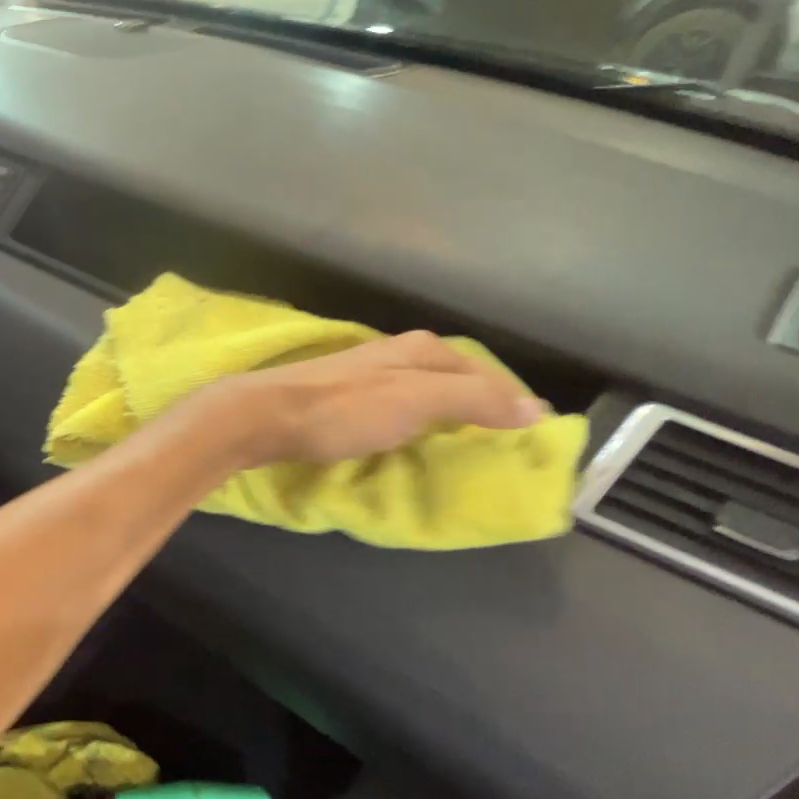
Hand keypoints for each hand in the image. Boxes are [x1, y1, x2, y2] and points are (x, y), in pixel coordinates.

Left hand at [227, 331, 548, 464]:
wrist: (260, 417)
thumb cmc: (341, 410)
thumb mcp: (418, 400)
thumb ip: (475, 400)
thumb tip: (538, 409)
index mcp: (420, 349)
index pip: (483, 371)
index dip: (506, 401)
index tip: (525, 436)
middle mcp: (392, 354)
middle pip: (448, 380)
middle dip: (472, 408)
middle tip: (490, 448)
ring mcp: (359, 375)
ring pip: (415, 394)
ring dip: (436, 418)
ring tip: (451, 450)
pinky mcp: (332, 400)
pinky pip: (385, 410)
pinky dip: (403, 426)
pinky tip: (400, 442)